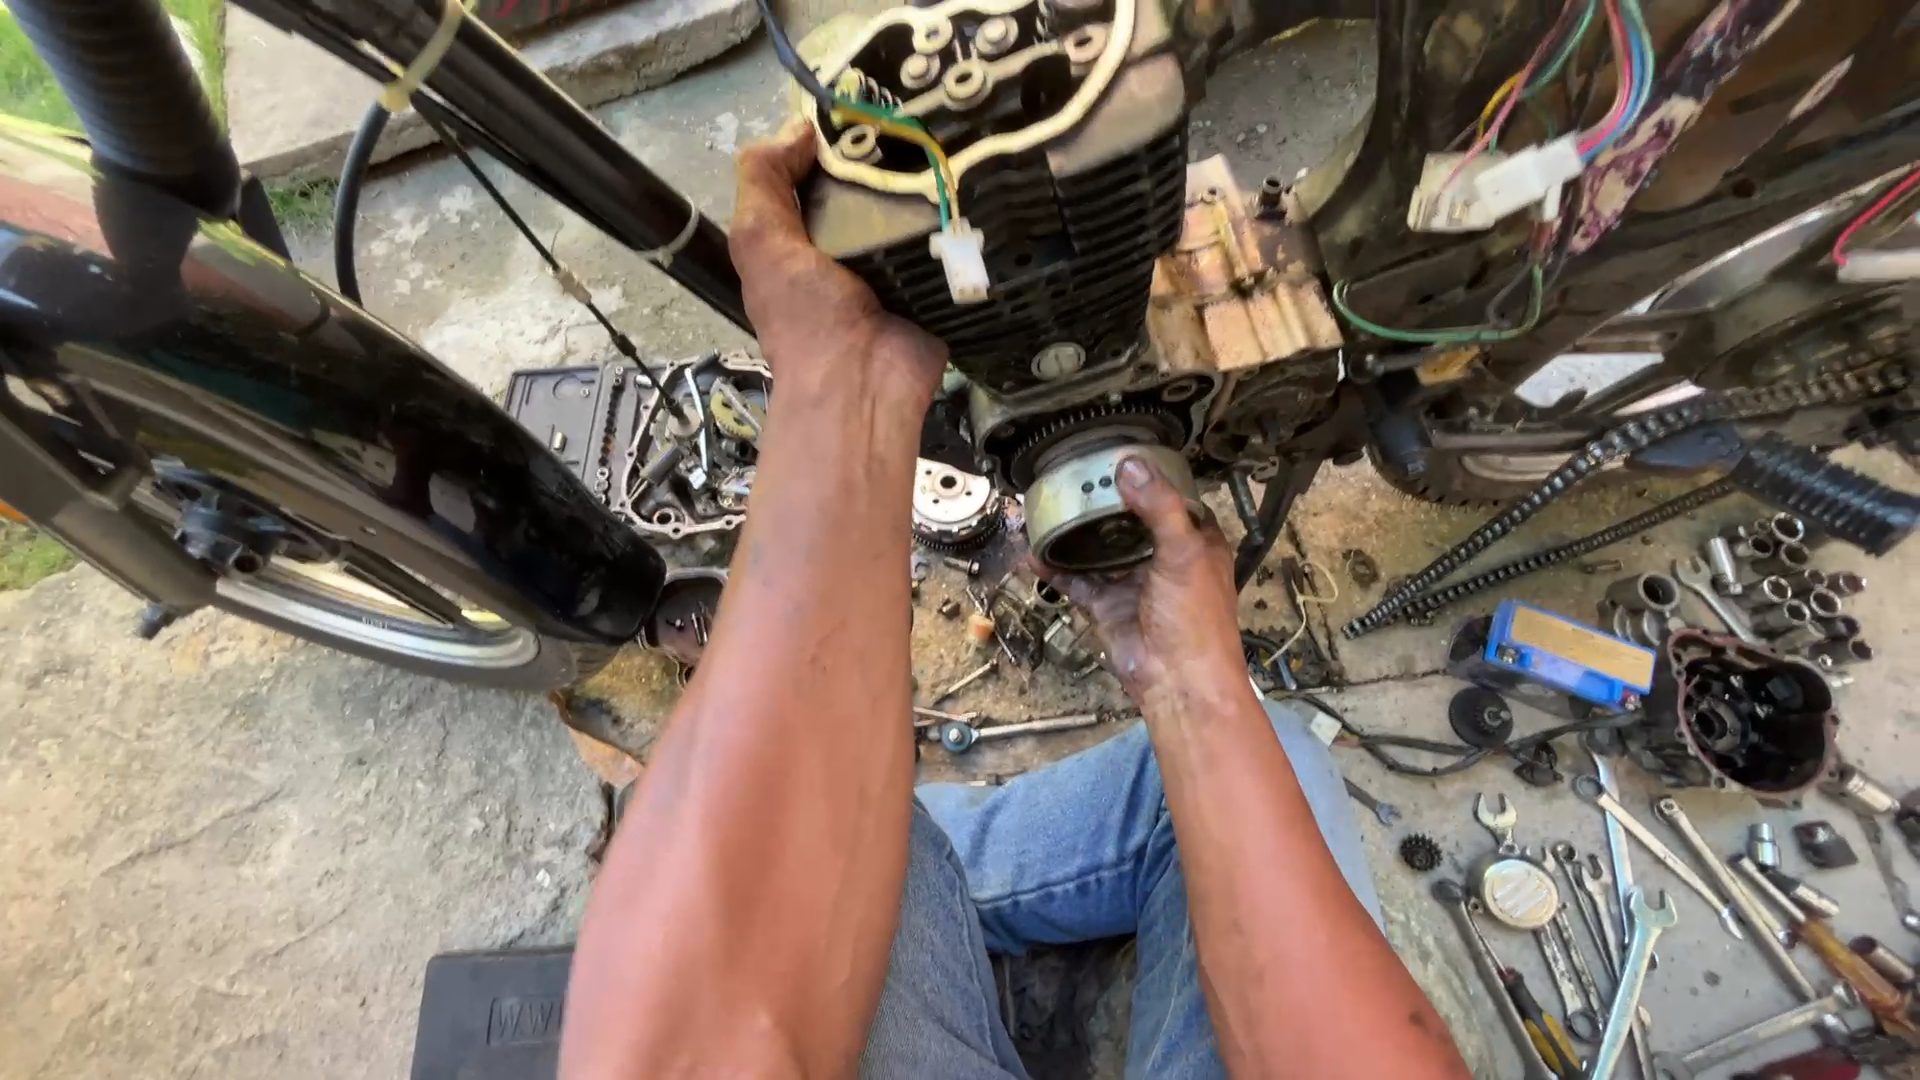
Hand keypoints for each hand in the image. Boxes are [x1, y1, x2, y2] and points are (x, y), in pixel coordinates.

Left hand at [730, 121, 946, 405]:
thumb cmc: (804, 316)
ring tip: (955, 143)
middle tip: (920, 121)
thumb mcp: (759, 240)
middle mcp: (853, 250)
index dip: (838, 142)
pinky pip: (954, 243)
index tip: (865, 111)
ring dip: (932, 184)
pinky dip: (963, 219)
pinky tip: (976, 185)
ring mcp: (901, 268)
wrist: (862, 385)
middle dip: (892, 159)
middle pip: (876, 187)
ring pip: (918, 210)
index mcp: (806, 239)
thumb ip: (762, 178)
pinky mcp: (940, 284)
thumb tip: (802, 129)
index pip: (824, 175)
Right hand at [1037, 455, 1247, 706]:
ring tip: (1050, 508)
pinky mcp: (1107, 604)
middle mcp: (1163, 559)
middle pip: (1128, 521)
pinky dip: (1056, 567)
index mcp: (1195, 542)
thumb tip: (1132, 466)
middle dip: (1103, 503)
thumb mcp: (1184, 552)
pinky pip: (1077, 580)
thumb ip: (1159, 507)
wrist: (1178, 681)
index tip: (1119, 458)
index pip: (1172, 499)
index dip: (1149, 479)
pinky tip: (1036, 551)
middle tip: (1075, 478)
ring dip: (1075, 533)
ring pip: (1098, 549)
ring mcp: (1133, 582)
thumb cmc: (1197, 620)